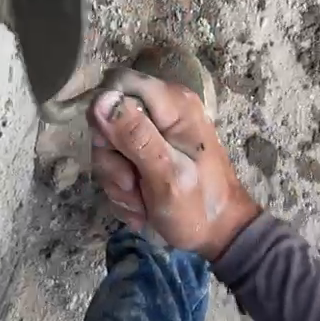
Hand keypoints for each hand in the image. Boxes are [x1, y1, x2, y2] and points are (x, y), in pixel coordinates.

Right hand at [87, 69, 260, 260]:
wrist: (218, 237)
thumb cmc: (199, 207)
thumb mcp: (167, 175)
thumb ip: (135, 136)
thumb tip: (101, 99)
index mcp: (173, 104)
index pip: (119, 83)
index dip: (108, 115)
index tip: (115, 150)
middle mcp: (162, 109)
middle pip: (109, 118)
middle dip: (112, 158)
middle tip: (131, 185)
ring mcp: (154, 131)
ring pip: (108, 145)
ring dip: (117, 180)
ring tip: (141, 202)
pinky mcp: (146, 152)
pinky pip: (115, 164)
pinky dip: (123, 189)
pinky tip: (141, 206)